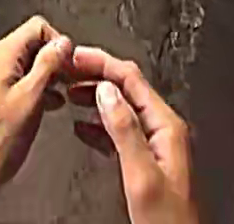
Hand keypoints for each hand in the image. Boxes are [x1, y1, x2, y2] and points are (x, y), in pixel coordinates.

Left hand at [0, 17, 73, 223]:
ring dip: (53, 74)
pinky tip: (54, 104)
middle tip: (75, 79)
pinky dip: (43, 88)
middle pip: (36, 43)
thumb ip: (47, 65)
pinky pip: (27, 81)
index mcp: (5, 53)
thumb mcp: (30, 98)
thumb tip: (63, 42)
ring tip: (70, 91)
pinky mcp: (1, 97)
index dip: (59, 43)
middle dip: (58, 58)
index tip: (72, 64)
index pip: (39, 26)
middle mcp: (0, 60)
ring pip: (33, 63)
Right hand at [71, 47, 197, 223]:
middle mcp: (164, 129)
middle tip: (67, 70)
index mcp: (166, 126)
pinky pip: (120, 129)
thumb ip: (124, 129)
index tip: (75, 57)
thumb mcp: (142, 176)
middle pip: (125, 87)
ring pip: (121, 106)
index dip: (100, 62)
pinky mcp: (149, 161)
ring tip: (69, 91)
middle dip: (95, 74)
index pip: (130, 77)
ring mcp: (157, 144)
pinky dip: (98, 122)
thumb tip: (106, 89)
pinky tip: (82, 126)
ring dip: (94, 96)